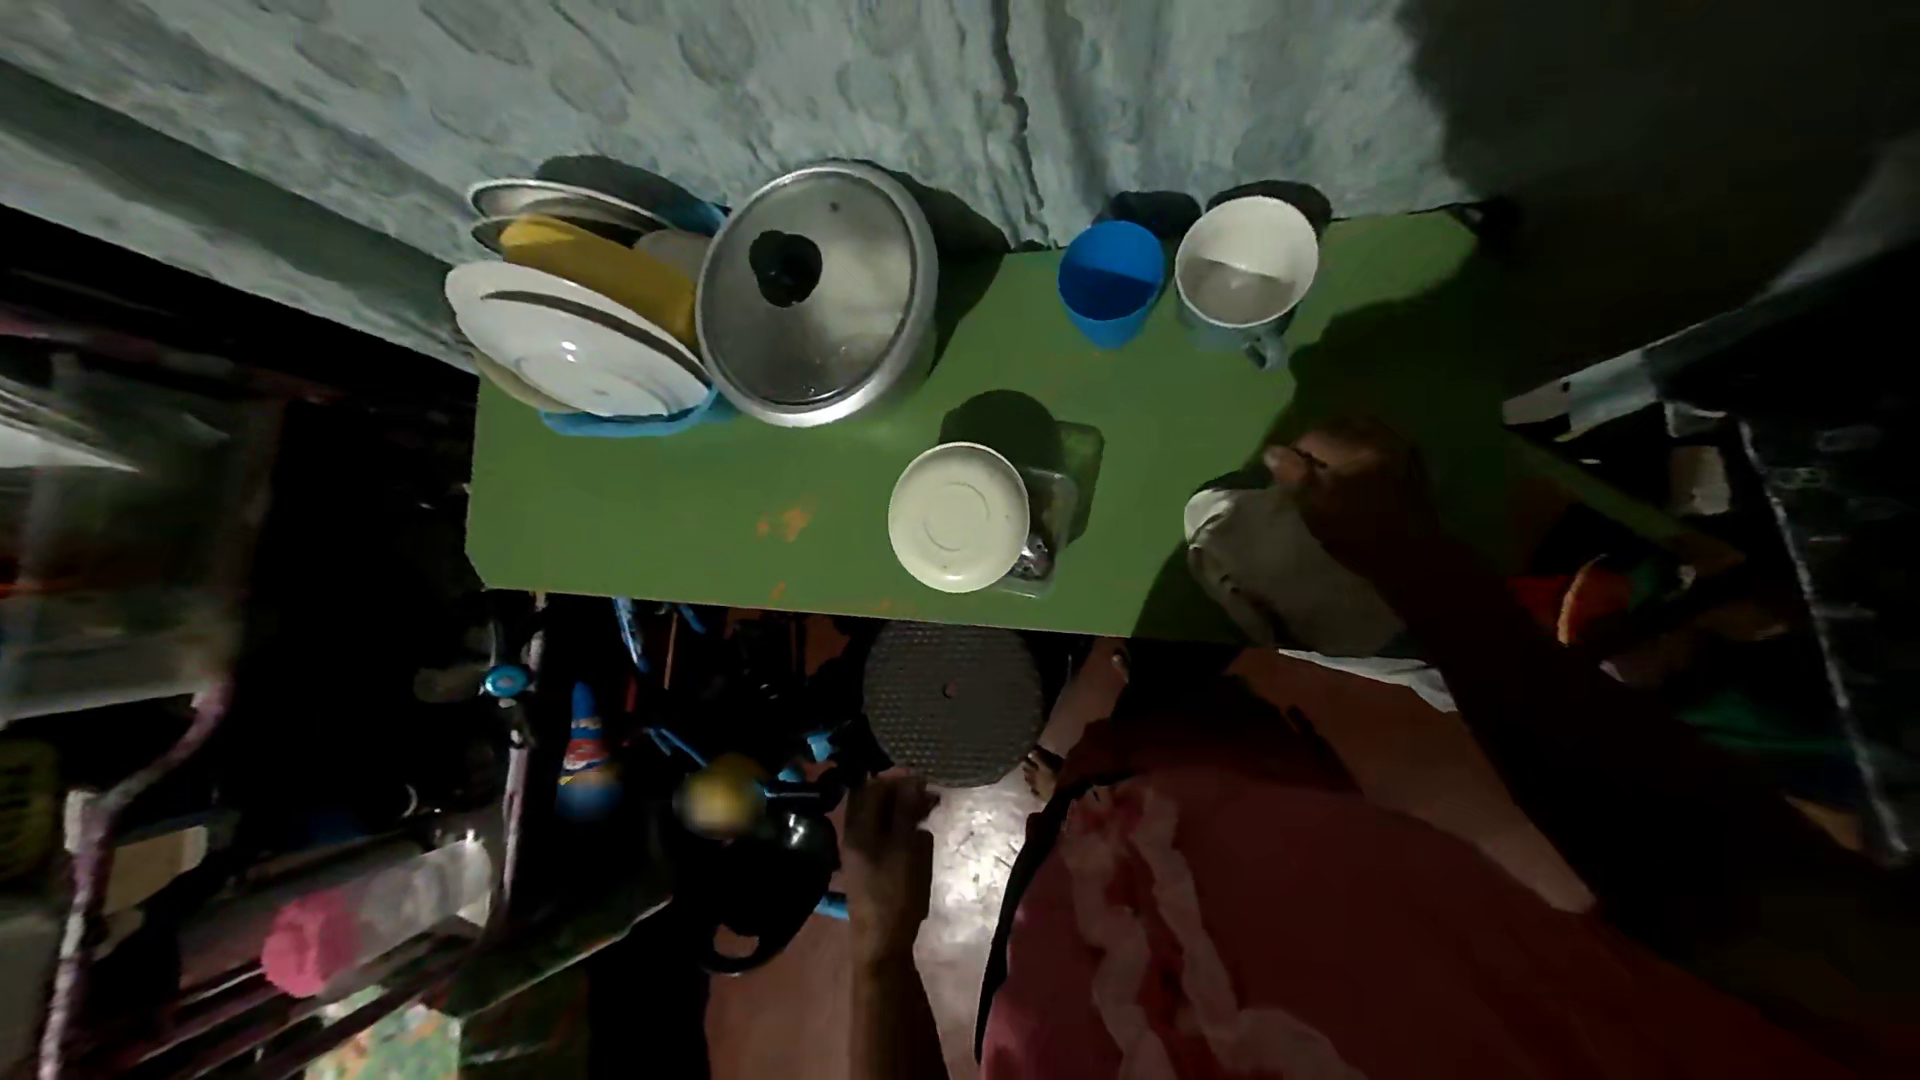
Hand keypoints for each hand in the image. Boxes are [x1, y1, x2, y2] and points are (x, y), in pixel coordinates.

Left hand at [843, 774, 936, 963]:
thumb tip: (911, 777)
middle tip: (929, 794)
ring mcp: (861, 851)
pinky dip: (901, 827)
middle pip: (874, 801)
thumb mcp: (905, 847)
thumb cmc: (895, 893)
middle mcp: (854, 835)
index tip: (922, 777)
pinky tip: (920, 833)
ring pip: (881, 817)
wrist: (882, 945)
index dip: (896, 777)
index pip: (871, 786)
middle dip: (901, 792)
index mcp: (857, 828)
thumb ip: (905, 809)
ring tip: (929, 810)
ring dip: (903, 809)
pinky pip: (884, 834)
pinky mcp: (871, 866)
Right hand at [1263, 417, 1446, 586]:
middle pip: (1337, 427)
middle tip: (1306, 470)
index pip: (1311, 437)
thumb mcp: (1316, 511)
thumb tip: (1272, 452)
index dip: (1292, 455)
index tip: (1287, 477)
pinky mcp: (1412, 461)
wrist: (1414, 559)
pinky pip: (1380, 439)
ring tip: (1330, 465)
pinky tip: (1356, 466)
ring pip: (1359, 429)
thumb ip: (1293, 475)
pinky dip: (1362, 446)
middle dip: (1316, 444)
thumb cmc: (1360, 538)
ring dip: (1340, 441)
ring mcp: (1399, 449)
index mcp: (1354, 452)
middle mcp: (1379, 442)